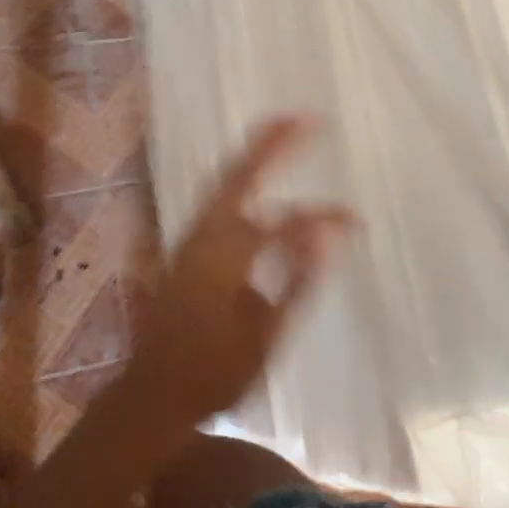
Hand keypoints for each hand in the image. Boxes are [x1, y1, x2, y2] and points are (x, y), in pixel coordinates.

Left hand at [127, 116, 356, 426]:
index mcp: (227, 254)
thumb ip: (296, 279)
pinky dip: (236, 178)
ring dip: (251, 155)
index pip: (284, 222)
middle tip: (301, 116)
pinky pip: (213, 200)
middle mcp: (203, 234)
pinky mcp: (182, 248)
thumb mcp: (265, 332)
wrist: (154, 391)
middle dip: (270, 141)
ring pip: (222, 183)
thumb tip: (326, 232)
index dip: (322, 217)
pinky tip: (250, 180)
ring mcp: (187, 239)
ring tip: (278, 130)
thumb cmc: (215, 369)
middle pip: (238, 174)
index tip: (354, 221)